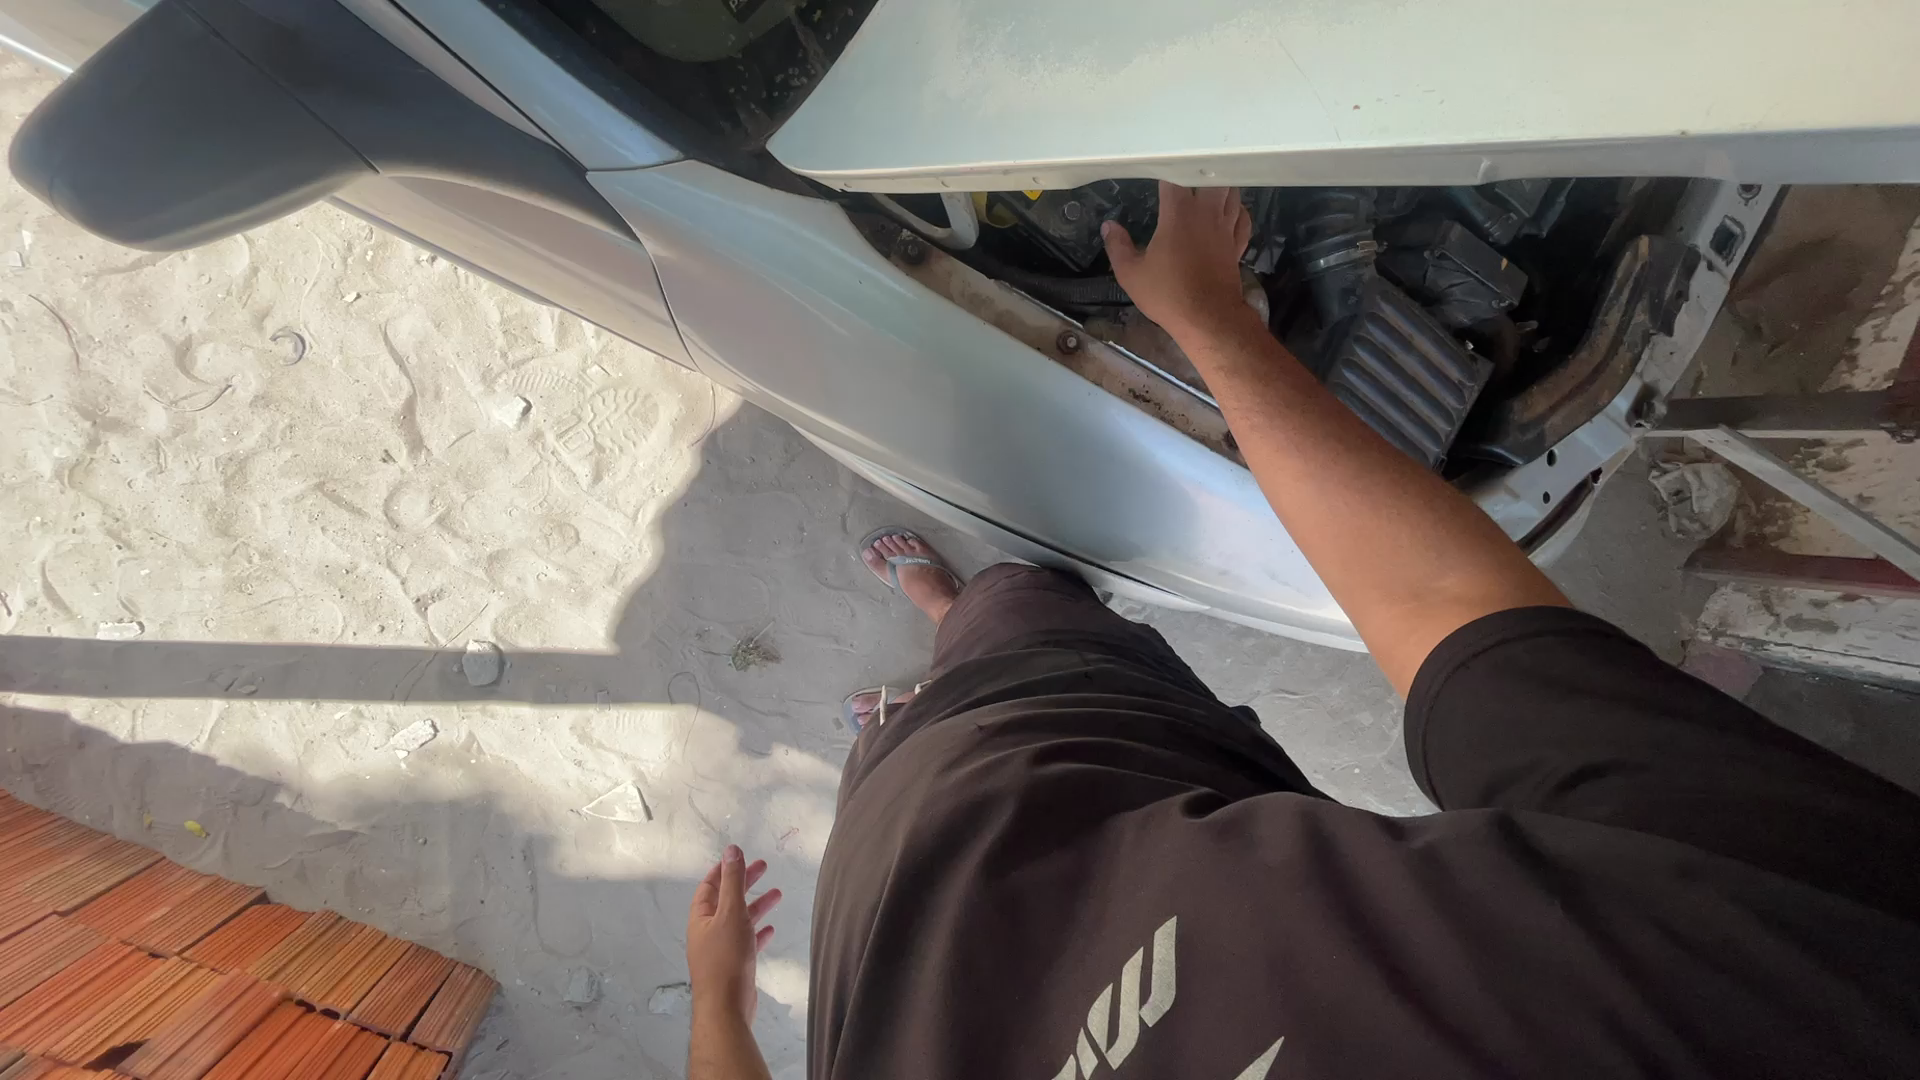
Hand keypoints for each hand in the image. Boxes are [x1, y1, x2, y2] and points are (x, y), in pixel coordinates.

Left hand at [686, 845, 781, 1024]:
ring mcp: (720, 950)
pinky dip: (758, 932)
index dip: (723, 870)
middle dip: (744, 883)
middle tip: (764, 867)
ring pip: (739, 920)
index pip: (709, 886)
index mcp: (701, 918)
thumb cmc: (726, 958)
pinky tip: (771, 929)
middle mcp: (707, 932)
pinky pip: (746, 942)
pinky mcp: (733, 966)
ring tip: (778, 894)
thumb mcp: (731, 912)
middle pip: (726, 900)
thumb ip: (733, 881)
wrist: (726, 1009)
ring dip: (756, 905)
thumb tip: (731, 850)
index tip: (739, 857)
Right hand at [1104, 182, 1256, 341]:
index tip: (1156, 168)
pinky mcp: (1237, 245)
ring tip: (1206, 187)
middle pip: (1210, 176)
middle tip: (1185, 175)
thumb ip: (1118, 246)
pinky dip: (1236, 210)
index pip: (1174, 177)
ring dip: (1220, 186)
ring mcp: (1226, 228)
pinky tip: (1228, 212)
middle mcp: (1206, 212)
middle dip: (1198, 172)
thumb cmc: (1167, 295)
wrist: (1206, 317)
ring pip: (1231, 192)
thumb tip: (1108, 226)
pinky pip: (1242, 218)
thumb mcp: (1131, 274)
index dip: (1165, 169)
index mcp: (1178, 214)